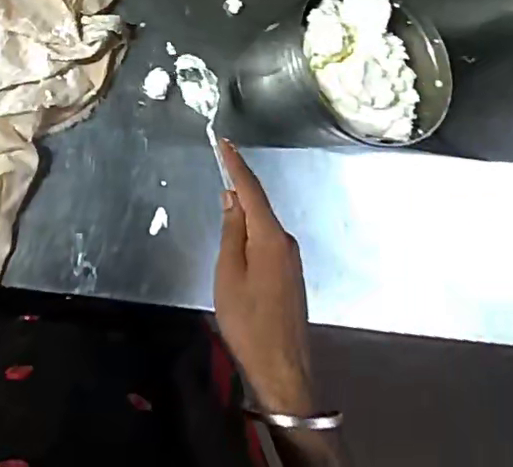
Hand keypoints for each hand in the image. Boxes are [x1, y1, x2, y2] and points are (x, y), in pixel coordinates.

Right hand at [213, 139, 313, 414]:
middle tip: (222, 160)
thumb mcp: (228, 273)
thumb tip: (232, 198)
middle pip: (259, 203)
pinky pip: (267, 238)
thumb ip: (231, 231)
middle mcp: (285, 241)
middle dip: (240, 182)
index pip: (251, 190)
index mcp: (270, 237)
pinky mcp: (289, 273)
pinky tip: (239, 231)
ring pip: (263, 222)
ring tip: (225, 194)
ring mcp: (291, 258)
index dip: (236, 164)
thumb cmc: (248, 321)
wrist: (283, 370)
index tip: (225, 142)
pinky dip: (252, 227)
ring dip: (245, 207)